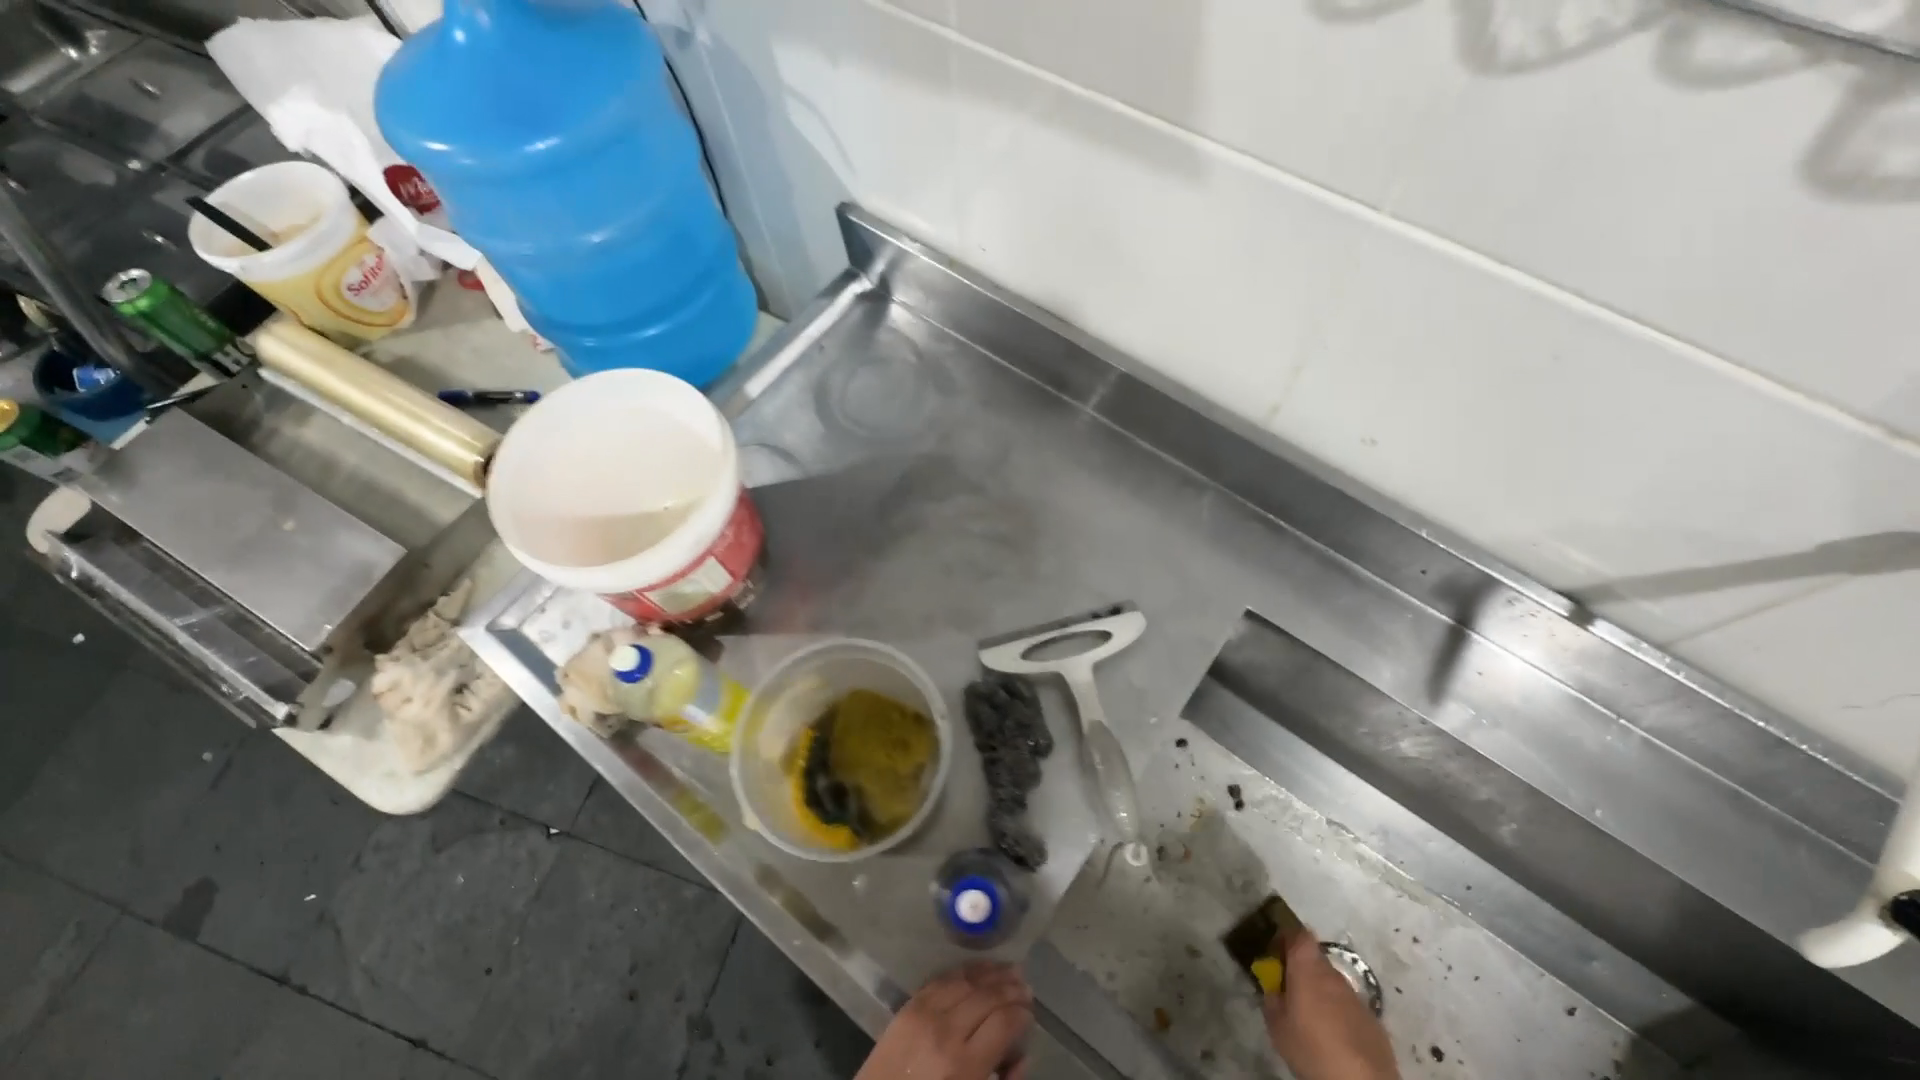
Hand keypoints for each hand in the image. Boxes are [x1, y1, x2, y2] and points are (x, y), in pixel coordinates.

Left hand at [856, 962, 1033, 1079]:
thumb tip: (1021, 1052)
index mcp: (964, 1064)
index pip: (1004, 1023)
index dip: (1023, 1015)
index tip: (1031, 1015)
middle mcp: (945, 1031)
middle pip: (988, 997)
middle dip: (1012, 990)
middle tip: (1027, 989)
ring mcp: (924, 1013)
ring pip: (966, 981)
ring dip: (992, 973)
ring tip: (1012, 970)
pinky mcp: (908, 1006)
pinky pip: (942, 980)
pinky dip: (965, 971)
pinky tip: (980, 970)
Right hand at [1263, 928, 1400, 1079]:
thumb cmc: (1311, 1047)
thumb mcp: (1277, 1026)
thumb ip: (1272, 1000)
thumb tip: (1274, 989)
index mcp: (1308, 969)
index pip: (1299, 934)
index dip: (1286, 937)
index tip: (1274, 951)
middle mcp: (1334, 975)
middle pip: (1315, 959)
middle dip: (1301, 968)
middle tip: (1288, 988)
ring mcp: (1356, 996)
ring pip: (1332, 983)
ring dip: (1319, 990)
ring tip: (1309, 1015)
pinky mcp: (1372, 1018)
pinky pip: (1347, 1004)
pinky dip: (1337, 1010)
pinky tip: (1332, 1033)